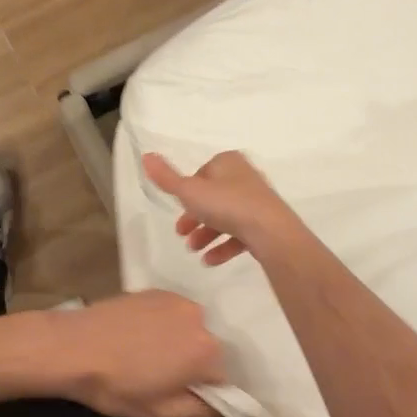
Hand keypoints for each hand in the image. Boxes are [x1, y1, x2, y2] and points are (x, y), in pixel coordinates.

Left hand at [57, 291, 227, 416]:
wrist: (73, 346)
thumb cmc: (117, 386)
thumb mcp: (161, 415)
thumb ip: (202, 413)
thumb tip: (228, 412)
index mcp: (207, 352)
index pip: (223, 377)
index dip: (202, 390)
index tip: (178, 395)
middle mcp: (201, 318)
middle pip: (208, 349)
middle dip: (191, 364)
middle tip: (159, 377)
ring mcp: (179, 300)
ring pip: (191, 329)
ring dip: (178, 341)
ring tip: (145, 354)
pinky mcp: (158, 290)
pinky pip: (173, 313)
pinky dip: (163, 324)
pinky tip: (137, 335)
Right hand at [143, 151, 297, 265]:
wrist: (270, 231)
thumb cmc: (227, 205)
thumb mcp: (190, 191)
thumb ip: (167, 178)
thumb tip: (145, 155)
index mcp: (228, 162)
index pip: (202, 173)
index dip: (188, 192)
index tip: (178, 209)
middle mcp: (244, 177)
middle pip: (213, 197)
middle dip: (195, 217)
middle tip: (181, 234)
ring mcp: (257, 201)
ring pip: (226, 217)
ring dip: (207, 235)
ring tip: (194, 251)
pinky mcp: (265, 223)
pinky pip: (240, 234)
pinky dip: (224, 247)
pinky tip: (211, 261)